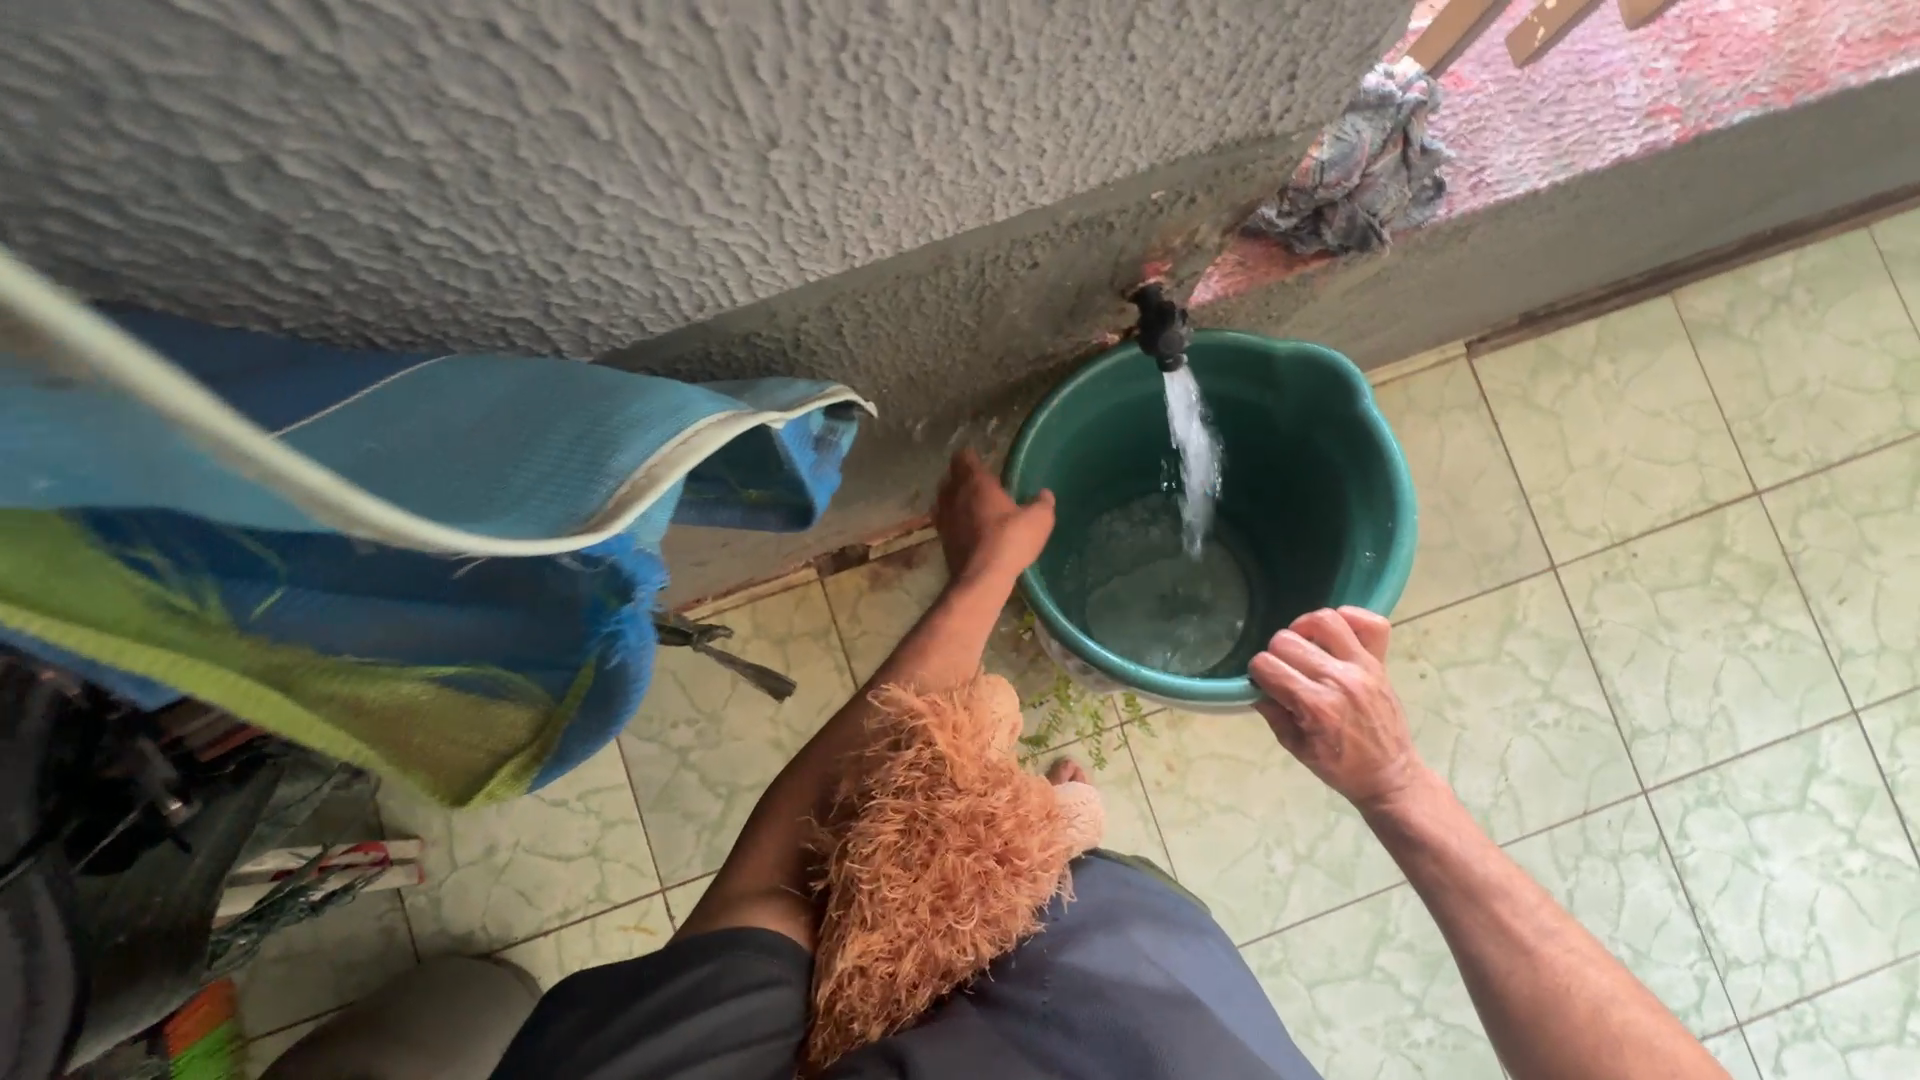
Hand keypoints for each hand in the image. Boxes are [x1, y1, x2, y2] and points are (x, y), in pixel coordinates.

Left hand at [933, 449, 1054, 586]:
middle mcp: (954, 495)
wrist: (982, 577)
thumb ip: (1042, 503)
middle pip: (950, 477)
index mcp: (976, 483)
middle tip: (977, 484)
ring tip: (969, 505)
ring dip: (954, 499)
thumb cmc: (1010, 540)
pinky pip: (944, 521)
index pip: (964, 458)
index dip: (971, 457)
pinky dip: (953, 520)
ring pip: (944, 499)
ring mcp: (944, 518)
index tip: (980, 461)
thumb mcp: (1038, 520)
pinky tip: (965, 528)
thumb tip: (1045, 494)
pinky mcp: (941, 539)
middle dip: (961, 477)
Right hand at [1248, 607, 1428, 811]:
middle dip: (1275, 654)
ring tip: (1304, 645)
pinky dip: (1350, 619)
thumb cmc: (1340, 767)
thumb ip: (1272, 712)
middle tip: (1284, 672)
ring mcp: (1363, 667)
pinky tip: (1334, 636)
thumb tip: (1255, 685)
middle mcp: (1338, 679)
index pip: (1266, 665)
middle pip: (1286, 640)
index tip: (1265, 685)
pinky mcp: (1380, 662)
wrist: (1390, 775)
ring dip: (1304, 629)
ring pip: (1324, 620)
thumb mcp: (1295, 747)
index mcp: (1315, 705)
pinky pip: (1370, 623)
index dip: (1257, 673)